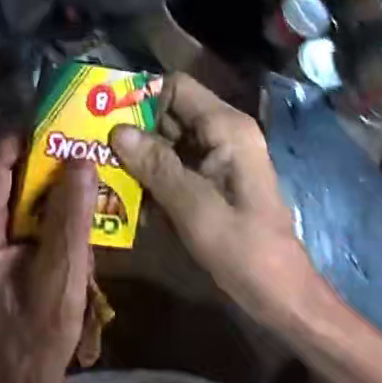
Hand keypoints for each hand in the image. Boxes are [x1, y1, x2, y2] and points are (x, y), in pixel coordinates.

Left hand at [0, 136, 94, 382]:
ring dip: (53, 179)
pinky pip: (28, 211)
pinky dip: (53, 202)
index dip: (25, 137)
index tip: (62, 123)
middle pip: (8, 172)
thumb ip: (70, 218)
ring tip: (87, 165)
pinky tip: (81, 202)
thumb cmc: (35, 335)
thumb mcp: (60, 276)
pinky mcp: (6, 250)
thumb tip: (82, 158)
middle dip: (45, 156)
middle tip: (82, 142)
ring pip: (20, 190)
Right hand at [110, 73, 318, 325]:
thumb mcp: (193, 207)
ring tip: (106, 169)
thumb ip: (155, 165)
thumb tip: (116, 131)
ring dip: (142, 155)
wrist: (283, 295)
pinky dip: (156, 174)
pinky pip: (178, 162)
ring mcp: (221, 155)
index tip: (108, 117)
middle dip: (135, 128)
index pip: (177, 87)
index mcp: (226, 127)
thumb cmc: (243, 248)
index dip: (142, 97)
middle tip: (98, 145)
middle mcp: (224, 131)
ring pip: (170, 138)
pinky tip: (131, 195)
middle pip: (170, 112)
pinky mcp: (216, 178)